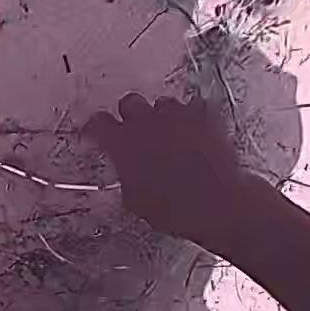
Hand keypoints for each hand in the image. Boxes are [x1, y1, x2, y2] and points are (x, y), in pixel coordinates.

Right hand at [83, 94, 259, 243]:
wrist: (215, 202)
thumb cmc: (169, 208)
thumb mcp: (134, 199)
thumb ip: (126, 176)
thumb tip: (129, 172)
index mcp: (122, 143)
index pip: (97, 124)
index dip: (93, 129)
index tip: (94, 134)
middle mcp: (146, 122)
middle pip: (129, 102)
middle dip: (130, 116)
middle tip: (135, 133)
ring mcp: (177, 115)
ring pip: (162, 103)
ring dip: (161, 116)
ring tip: (168, 134)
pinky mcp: (205, 115)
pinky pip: (194, 107)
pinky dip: (191, 118)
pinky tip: (194, 132)